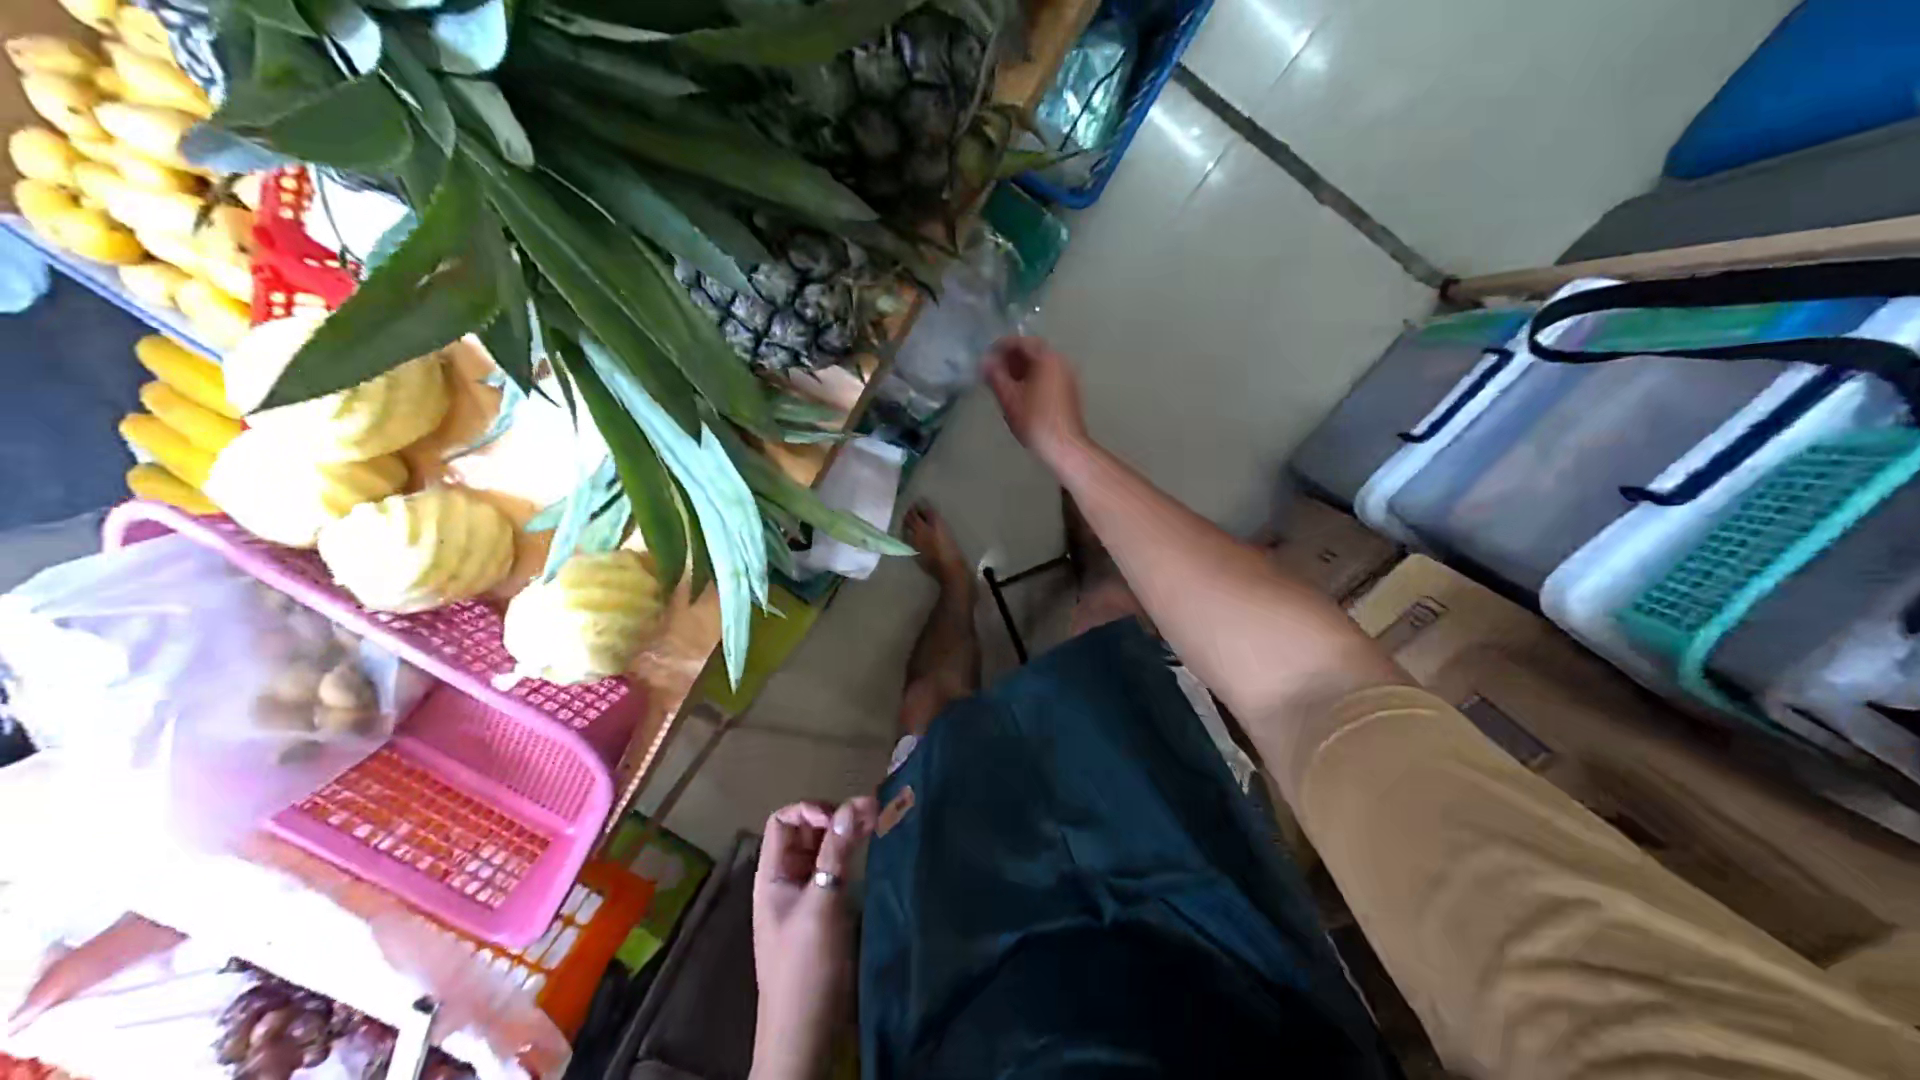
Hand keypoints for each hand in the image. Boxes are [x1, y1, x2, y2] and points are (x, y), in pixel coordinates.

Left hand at [749, 798, 876, 1079]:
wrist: (805, 1032)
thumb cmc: (807, 966)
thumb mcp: (823, 904)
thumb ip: (837, 852)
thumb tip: (853, 803)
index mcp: (772, 875)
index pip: (783, 821)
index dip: (809, 810)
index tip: (840, 819)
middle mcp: (785, 879)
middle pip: (804, 831)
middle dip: (833, 817)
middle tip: (868, 814)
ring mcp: (805, 895)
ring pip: (821, 850)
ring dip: (844, 833)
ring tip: (875, 822)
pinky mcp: (824, 911)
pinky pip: (834, 870)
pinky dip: (850, 855)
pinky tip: (870, 850)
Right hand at [983, 336, 1090, 472]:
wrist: (1064, 446)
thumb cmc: (1035, 421)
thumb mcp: (1009, 398)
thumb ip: (995, 376)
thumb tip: (985, 361)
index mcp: (1047, 359)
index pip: (1022, 342)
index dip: (1002, 346)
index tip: (987, 355)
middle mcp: (1061, 361)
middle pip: (1033, 351)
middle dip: (1012, 357)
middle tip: (994, 368)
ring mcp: (1068, 375)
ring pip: (1041, 364)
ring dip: (1021, 368)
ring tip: (1003, 381)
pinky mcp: (1069, 390)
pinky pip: (1048, 374)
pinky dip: (1033, 377)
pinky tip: (1020, 392)